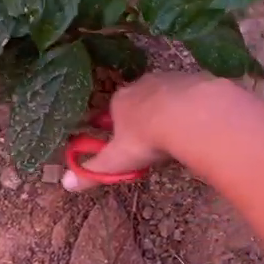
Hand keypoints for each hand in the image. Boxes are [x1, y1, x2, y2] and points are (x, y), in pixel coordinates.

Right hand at [63, 74, 232, 191]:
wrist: (191, 115)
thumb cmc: (146, 137)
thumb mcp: (117, 159)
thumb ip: (93, 171)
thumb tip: (65, 184)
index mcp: (120, 100)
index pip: (112, 110)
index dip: (116, 125)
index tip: (123, 141)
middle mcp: (143, 84)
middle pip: (140, 99)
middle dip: (143, 115)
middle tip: (150, 138)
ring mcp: (172, 79)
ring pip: (167, 94)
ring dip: (169, 109)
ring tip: (177, 131)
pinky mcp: (199, 79)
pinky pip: (193, 94)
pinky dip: (193, 106)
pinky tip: (198, 122)